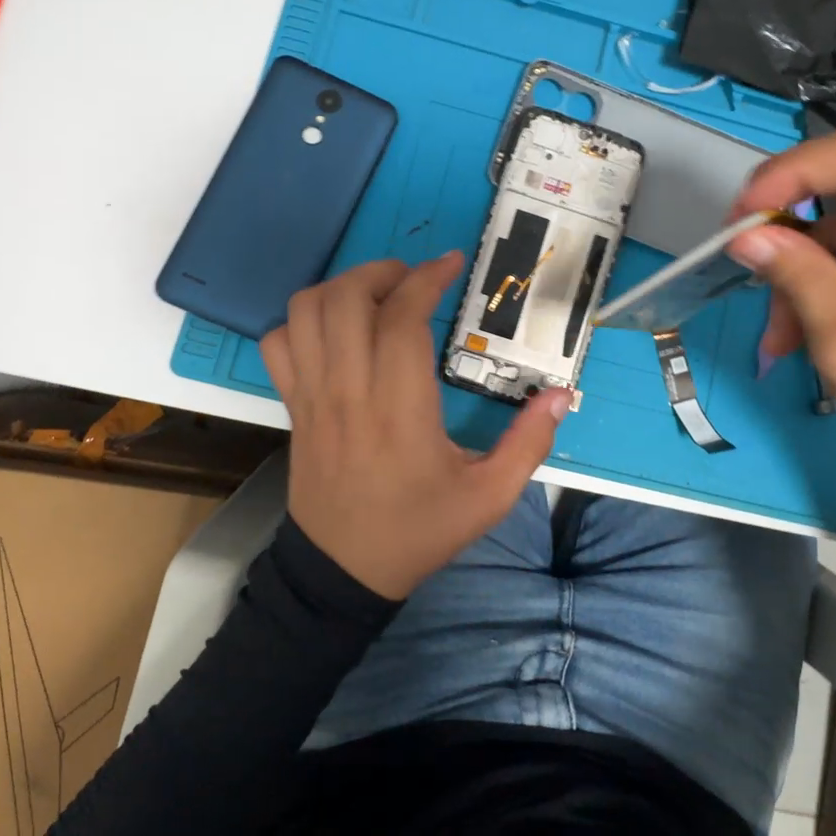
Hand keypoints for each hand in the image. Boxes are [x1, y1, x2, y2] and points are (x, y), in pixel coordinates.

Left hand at [259, 252, 570, 598]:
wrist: (345, 572)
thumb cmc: (419, 530)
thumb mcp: (489, 497)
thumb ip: (528, 444)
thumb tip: (559, 394)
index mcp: (400, 408)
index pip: (402, 318)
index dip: (427, 279)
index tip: (451, 265)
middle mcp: (349, 391)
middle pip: (346, 299)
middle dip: (381, 272)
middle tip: (413, 280)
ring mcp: (312, 396)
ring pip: (305, 312)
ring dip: (340, 288)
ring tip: (375, 297)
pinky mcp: (293, 407)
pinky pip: (276, 343)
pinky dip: (300, 321)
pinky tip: (334, 332)